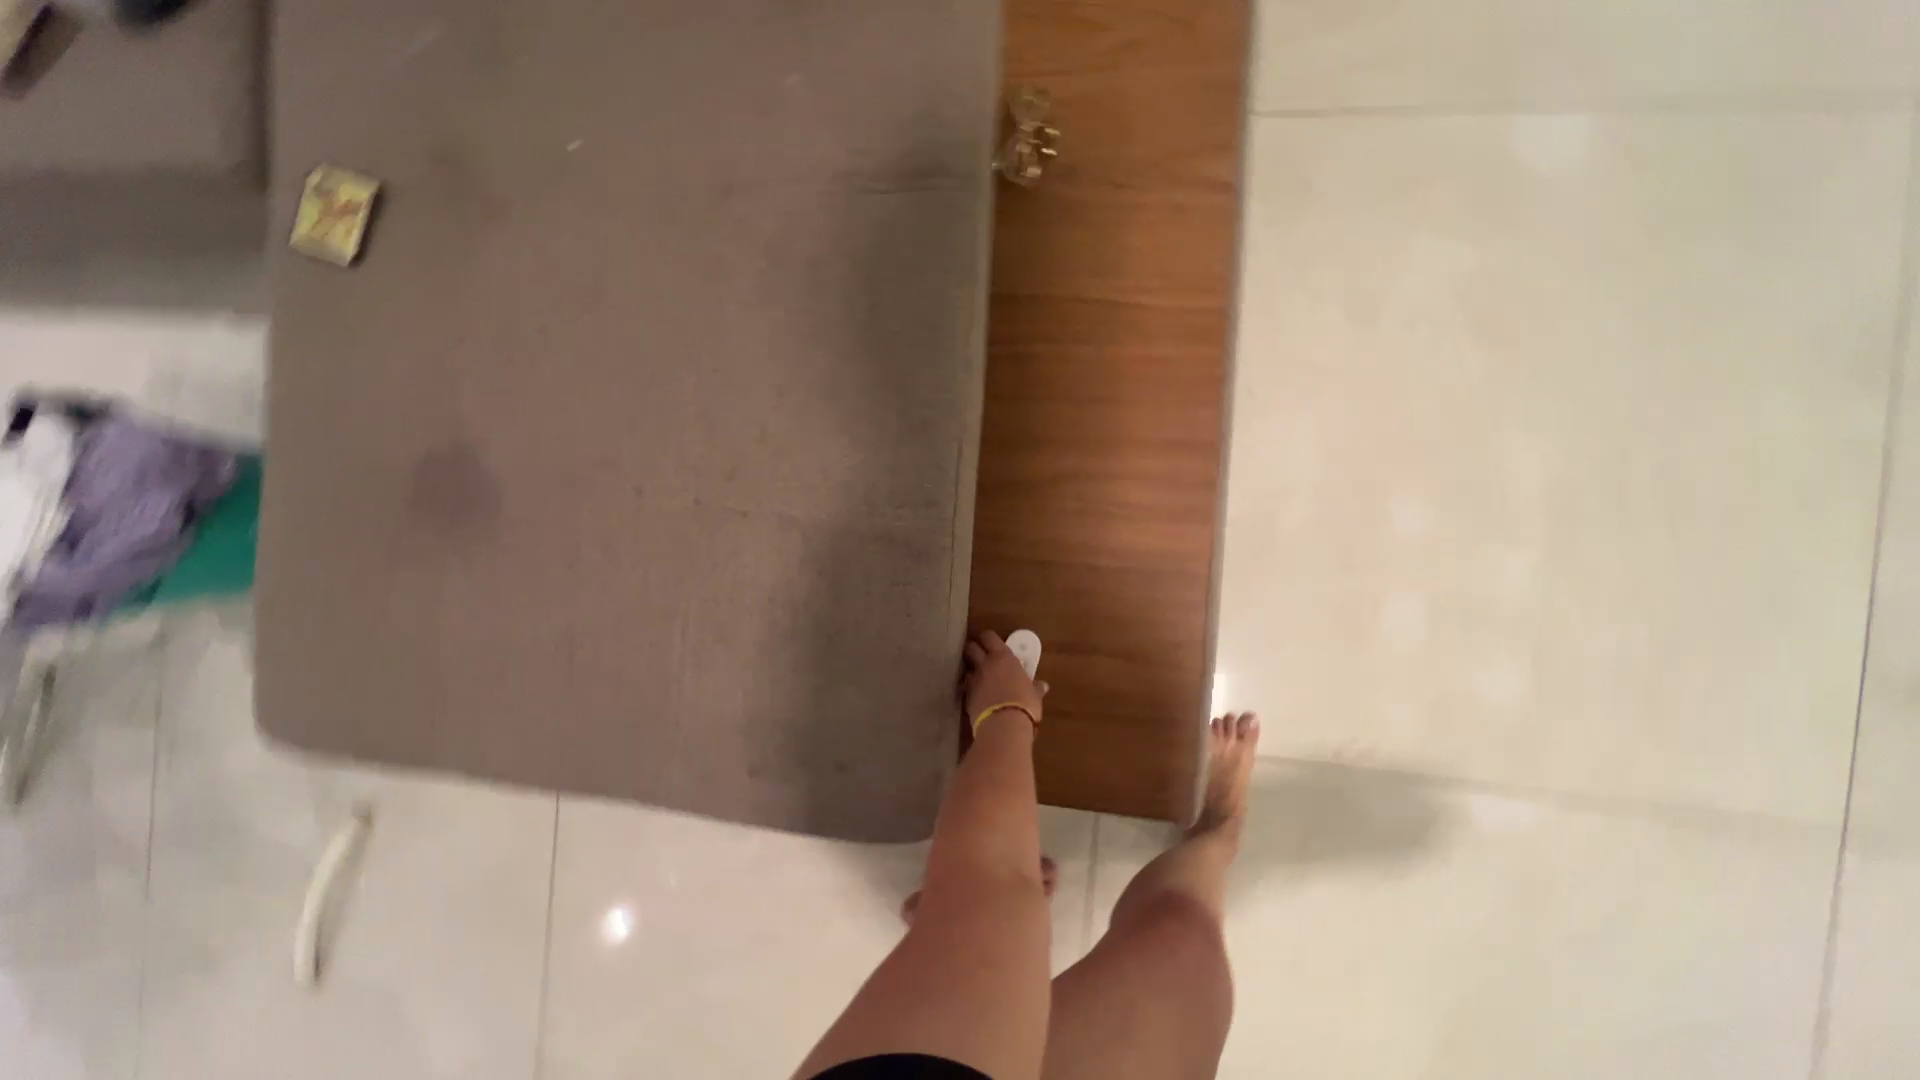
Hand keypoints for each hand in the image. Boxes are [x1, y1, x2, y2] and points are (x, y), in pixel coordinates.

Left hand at [962, 630, 1047, 724]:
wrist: (1003, 725)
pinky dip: (972, 690)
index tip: (990, 641)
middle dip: (973, 649)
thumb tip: (1043, 686)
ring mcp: (974, 680)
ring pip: (967, 668)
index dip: (988, 638)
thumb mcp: (1035, 696)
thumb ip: (1035, 688)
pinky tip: (979, 698)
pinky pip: (967, 688)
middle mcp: (985, 665)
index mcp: (1003, 658)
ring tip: (980, 679)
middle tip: (979, 655)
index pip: (989, 637)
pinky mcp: (967, 697)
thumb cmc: (1025, 704)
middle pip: (971, 648)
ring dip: (972, 671)